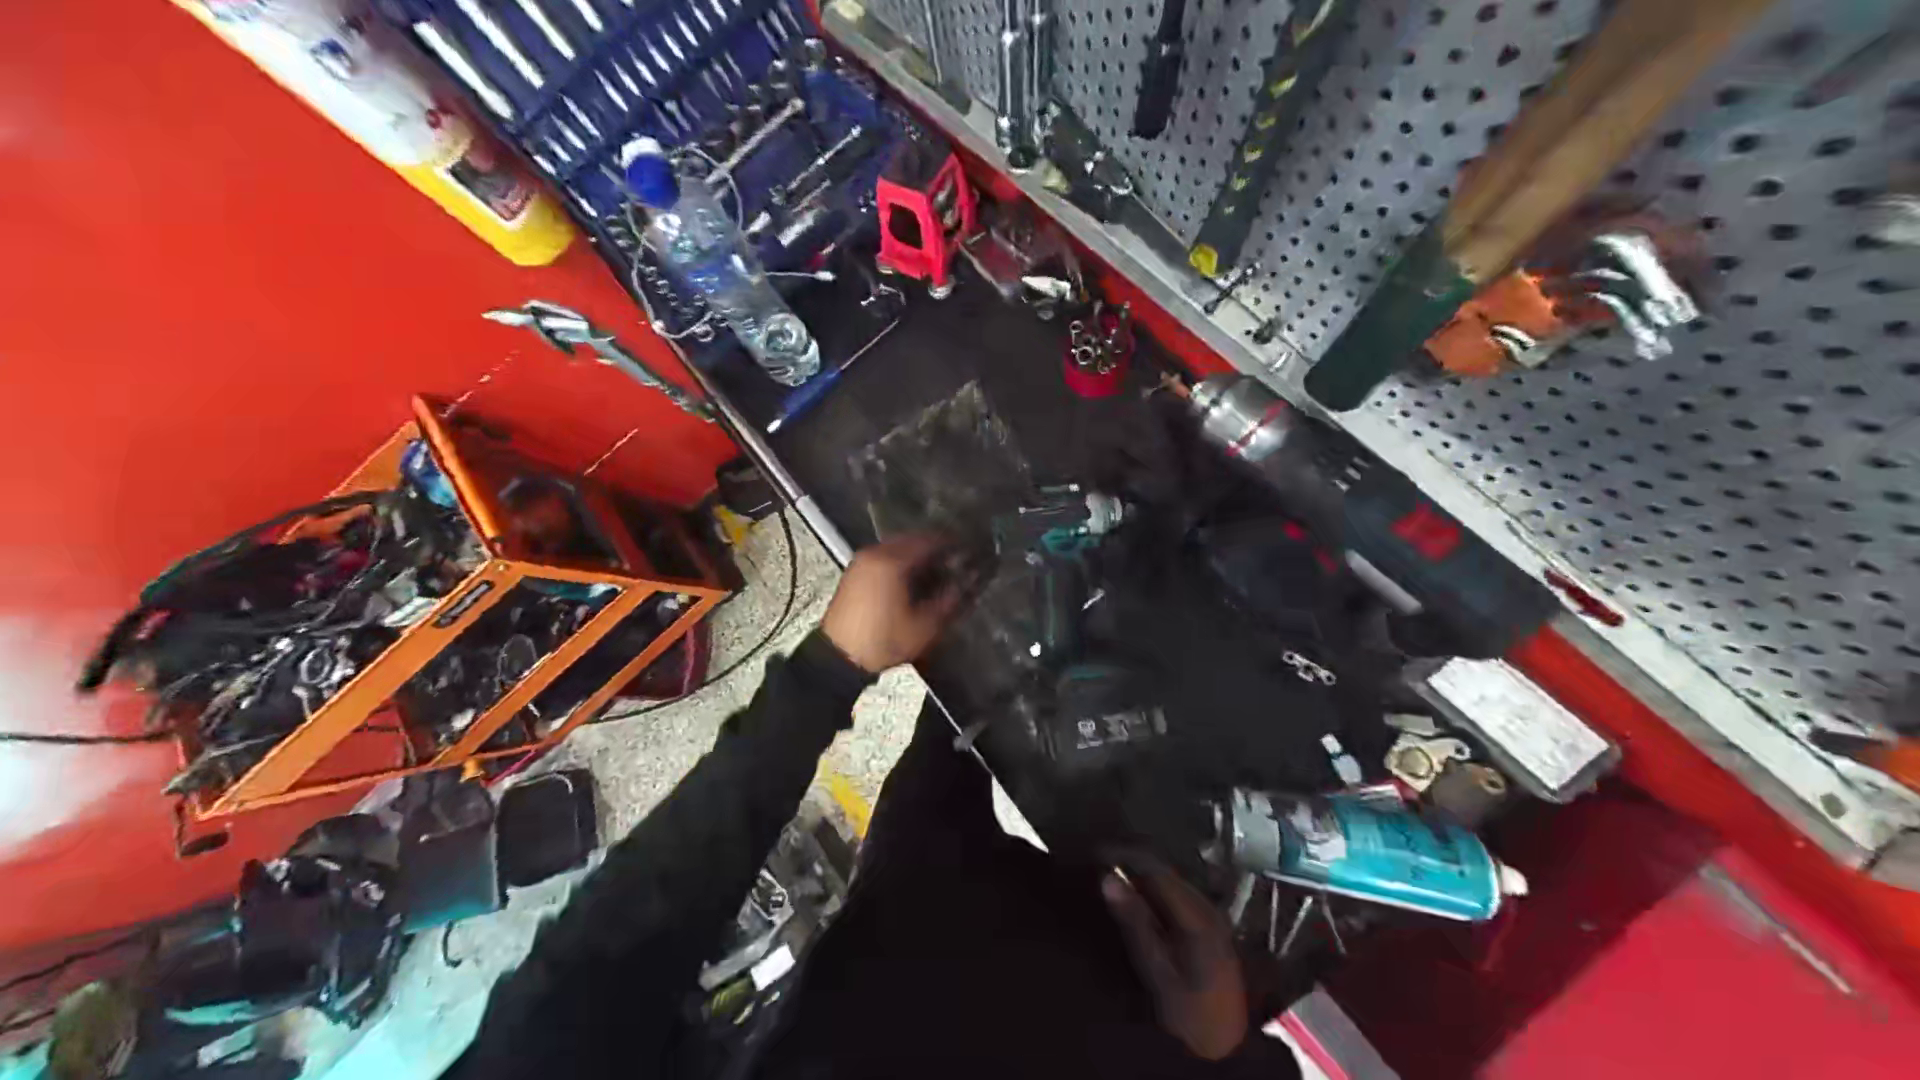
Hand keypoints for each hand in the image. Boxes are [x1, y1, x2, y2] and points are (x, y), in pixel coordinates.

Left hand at [820, 533, 968, 673]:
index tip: (968, 551)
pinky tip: (911, 578)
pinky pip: (883, 557)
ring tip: (935, 570)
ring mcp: (861, 562)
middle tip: (954, 560)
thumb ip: (949, 600)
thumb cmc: (882, 641)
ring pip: (896, 547)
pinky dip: (900, 562)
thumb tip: (965, 583)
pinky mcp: (854, 573)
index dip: (952, 544)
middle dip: (934, 548)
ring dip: (916, 554)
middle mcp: (874, 554)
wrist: (838, 658)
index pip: (929, 540)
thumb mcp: (923, 626)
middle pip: (912, 540)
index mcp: (892, 561)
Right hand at [1101, 856, 1248, 1060]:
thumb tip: (1108, 877)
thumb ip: (1134, 921)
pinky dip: (1153, 889)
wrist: (1228, 1050)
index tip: (1095, 853)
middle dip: (1131, 862)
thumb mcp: (1157, 971)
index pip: (1156, 869)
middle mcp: (1207, 907)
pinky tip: (1135, 895)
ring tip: (1111, 873)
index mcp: (1197, 915)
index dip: (1125, 855)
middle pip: (1165, 871)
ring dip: (1141, 875)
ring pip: (1170, 880)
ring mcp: (1211, 915)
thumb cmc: (1190, 1015)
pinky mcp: (1208, 926)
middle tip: (1098, 861)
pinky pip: (1176, 894)